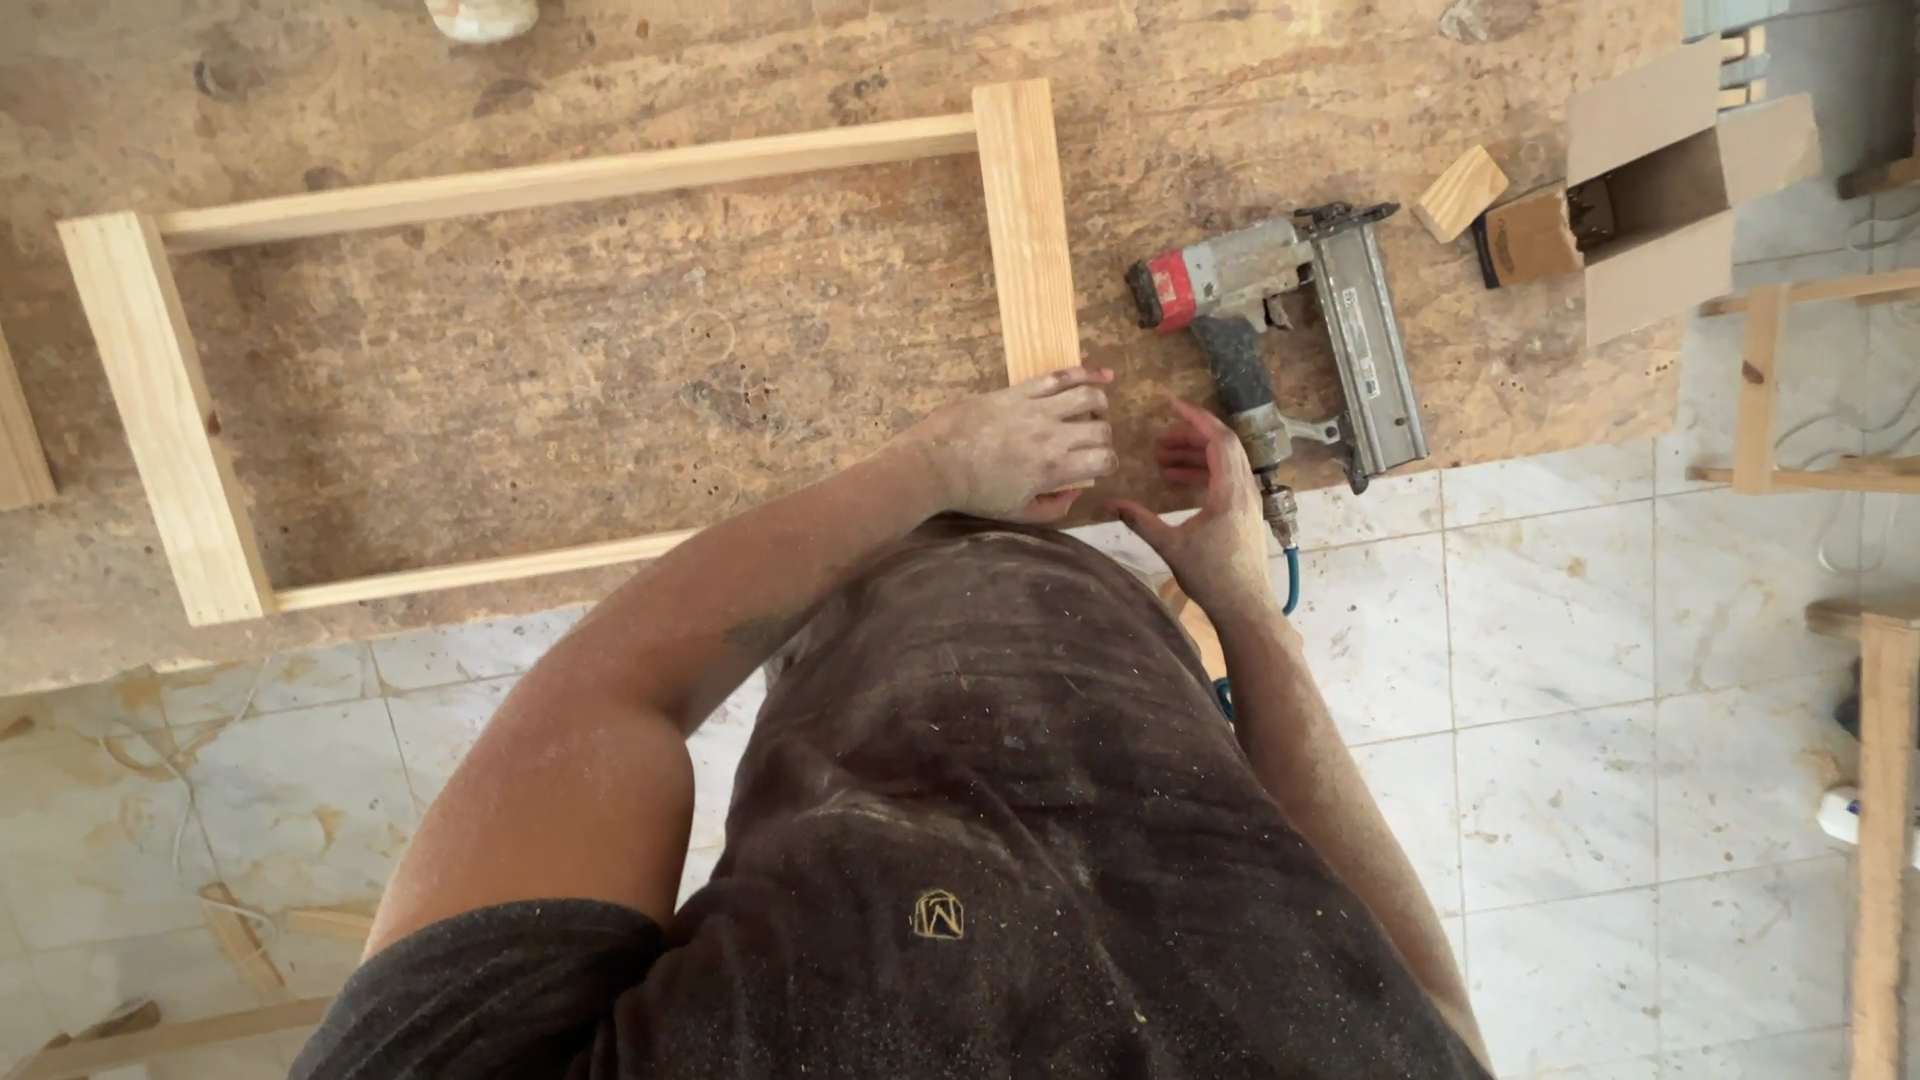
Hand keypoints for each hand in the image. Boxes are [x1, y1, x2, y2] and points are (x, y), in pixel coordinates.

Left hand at [897, 367, 1117, 522]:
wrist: (936, 463)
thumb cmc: (974, 493)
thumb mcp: (1015, 512)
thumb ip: (1050, 508)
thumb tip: (1074, 492)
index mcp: (1053, 469)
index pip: (1104, 460)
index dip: (1107, 464)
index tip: (1096, 466)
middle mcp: (1052, 436)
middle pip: (1100, 430)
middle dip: (1103, 438)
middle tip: (1089, 442)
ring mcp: (1036, 409)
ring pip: (1087, 396)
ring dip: (1100, 404)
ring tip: (1096, 410)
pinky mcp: (1019, 391)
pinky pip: (1059, 376)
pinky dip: (1085, 373)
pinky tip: (1100, 375)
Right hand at [1109, 399, 1276, 620]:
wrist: (1245, 606)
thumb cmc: (1212, 577)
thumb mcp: (1171, 547)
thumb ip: (1140, 521)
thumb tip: (1109, 504)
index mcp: (1230, 492)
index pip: (1218, 440)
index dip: (1195, 419)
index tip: (1171, 406)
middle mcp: (1245, 490)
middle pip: (1224, 446)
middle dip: (1190, 436)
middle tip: (1160, 440)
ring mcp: (1248, 502)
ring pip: (1226, 462)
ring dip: (1195, 455)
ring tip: (1163, 461)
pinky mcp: (1245, 514)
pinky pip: (1226, 478)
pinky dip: (1203, 472)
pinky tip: (1178, 482)